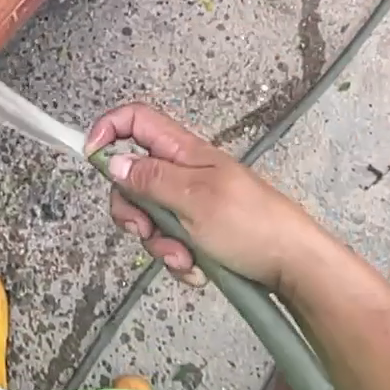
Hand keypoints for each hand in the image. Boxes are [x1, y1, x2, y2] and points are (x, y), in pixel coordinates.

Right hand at [84, 103, 328, 292]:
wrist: (297, 267)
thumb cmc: (253, 225)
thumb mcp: (194, 200)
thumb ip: (150, 180)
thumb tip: (114, 162)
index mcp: (183, 151)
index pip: (135, 119)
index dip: (108, 128)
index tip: (92, 157)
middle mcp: (183, 172)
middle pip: (132, 176)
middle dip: (131, 208)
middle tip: (144, 229)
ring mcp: (191, 202)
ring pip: (149, 215)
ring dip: (159, 242)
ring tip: (185, 259)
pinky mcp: (200, 231)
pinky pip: (170, 241)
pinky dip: (178, 259)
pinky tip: (198, 270)